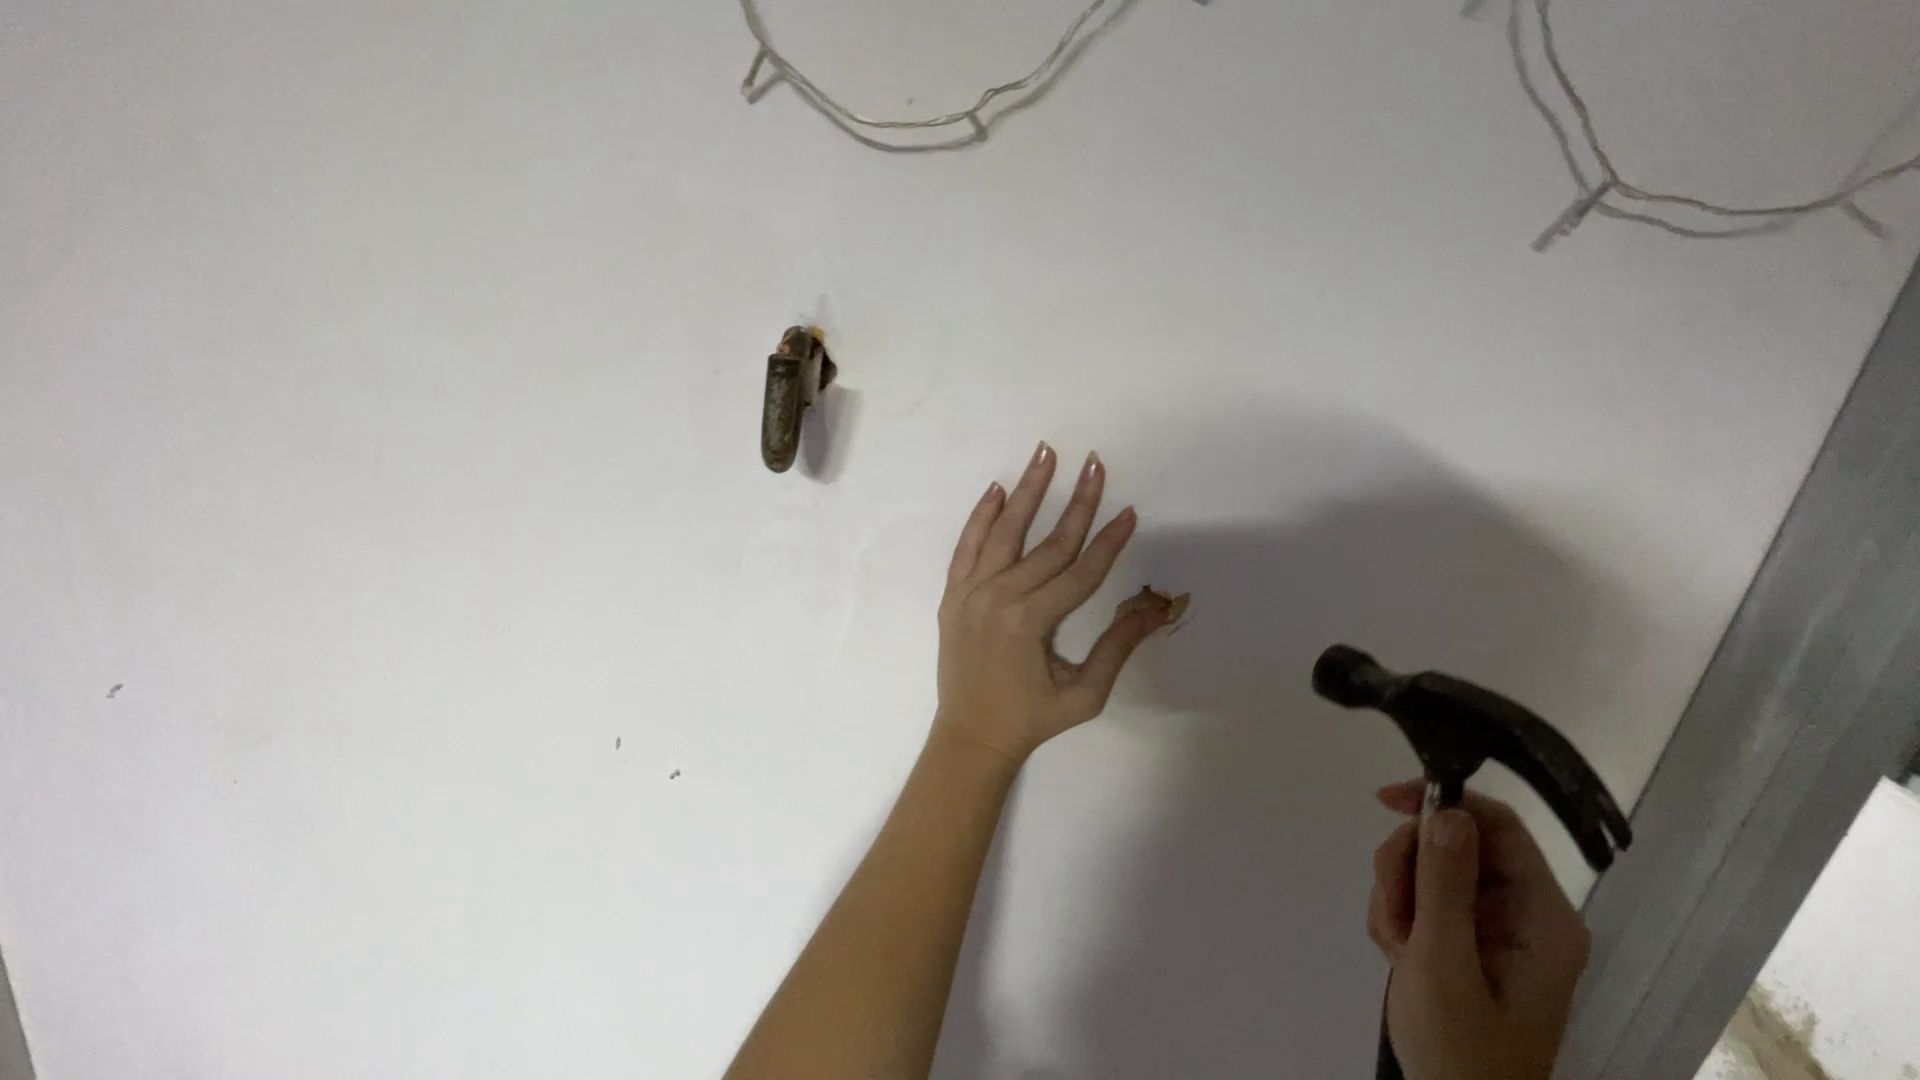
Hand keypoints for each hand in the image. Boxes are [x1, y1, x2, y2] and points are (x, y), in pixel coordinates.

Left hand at [933, 442, 1174, 764]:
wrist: (969, 735)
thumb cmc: (1032, 719)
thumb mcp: (1084, 693)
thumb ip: (1118, 647)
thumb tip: (1158, 609)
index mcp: (1030, 622)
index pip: (1080, 572)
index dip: (1109, 541)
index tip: (1130, 510)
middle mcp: (998, 598)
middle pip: (1047, 543)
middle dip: (1076, 503)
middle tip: (1095, 464)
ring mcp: (970, 593)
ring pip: (1004, 532)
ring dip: (1026, 491)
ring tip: (1045, 454)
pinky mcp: (952, 595)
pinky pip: (966, 547)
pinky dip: (980, 517)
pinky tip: (996, 490)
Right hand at [1367, 782, 1591, 1079]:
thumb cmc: (1460, 1046)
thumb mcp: (1443, 962)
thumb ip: (1445, 885)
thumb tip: (1449, 810)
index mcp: (1542, 916)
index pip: (1498, 826)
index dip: (1443, 802)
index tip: (1384, 802)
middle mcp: (1524, 913)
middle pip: (1454, 843)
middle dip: (1409, 865)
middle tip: (1390, 904)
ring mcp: (1494, 927)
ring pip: (1429, 868)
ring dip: (1397, 896)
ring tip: (1396, 943)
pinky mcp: (1466, 940)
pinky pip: (1421, 897)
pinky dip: (1397, 916)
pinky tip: (1398, 952)